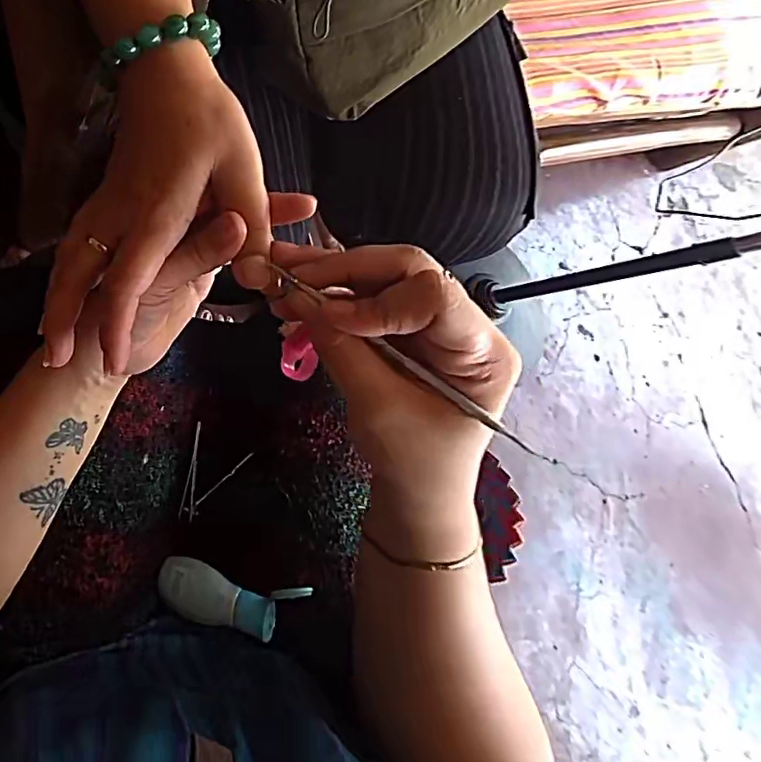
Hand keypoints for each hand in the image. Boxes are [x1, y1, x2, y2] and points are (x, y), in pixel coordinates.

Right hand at [42, 47, 271, 374]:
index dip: (115, 322)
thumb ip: (252, 223)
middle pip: (76, 270)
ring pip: (66, 255)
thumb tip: (258, 277)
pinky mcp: (100, 198)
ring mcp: (103, 204)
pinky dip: (61, 272)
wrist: (163, 75)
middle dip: (61, 316)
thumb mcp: (242, 166)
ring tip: (49, 337)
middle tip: (54, 359)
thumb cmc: (207, 118)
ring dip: (54, 297)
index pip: (127, 277)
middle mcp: (119, 214)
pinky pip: (71, 242)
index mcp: (156, 212)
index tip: (111, 359)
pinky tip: (61, 288)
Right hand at [239, 244, 519, 544]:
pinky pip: (361, 294)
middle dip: (344, 270)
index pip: (433, 294)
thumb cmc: (413, 460)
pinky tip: (292, 296)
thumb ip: (341, 348)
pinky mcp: (398, 324)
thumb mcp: (377, 406)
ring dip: (326, 275)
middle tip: (292, 274)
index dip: (377, 300)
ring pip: (377, 274)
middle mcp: (461, 322)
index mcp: (480, 349)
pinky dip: (324, 293)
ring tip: (280, 277)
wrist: (416, 491)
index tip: (329, 319)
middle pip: (405, 269)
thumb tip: (299, 299)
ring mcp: (428, 321)